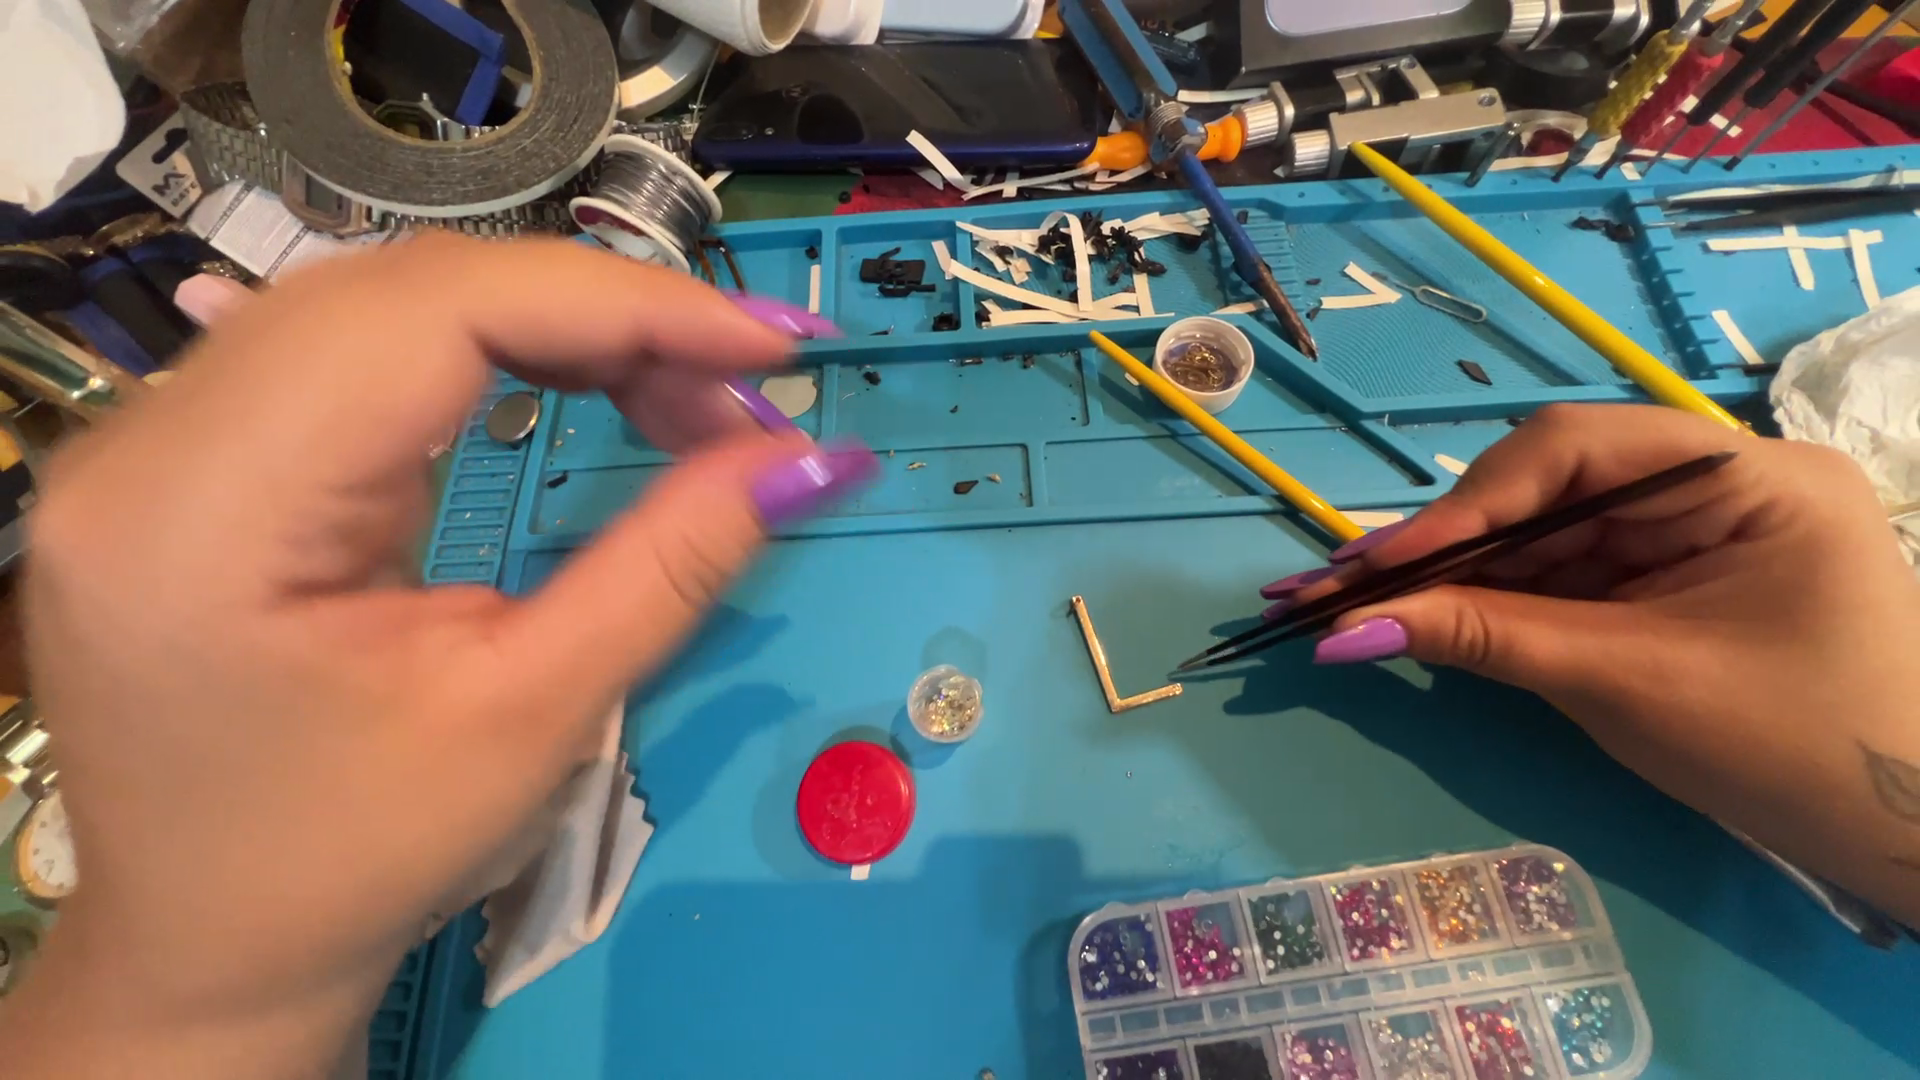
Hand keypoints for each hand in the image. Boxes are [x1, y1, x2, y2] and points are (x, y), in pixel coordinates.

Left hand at [2, 236, 872, 1077]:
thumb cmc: (366, 850)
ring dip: (589, 341)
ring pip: (426, 308)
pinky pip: (409, 354)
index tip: (769, 349)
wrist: (223, 939)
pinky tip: (614, 400)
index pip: (442, 311)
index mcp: (216, 505)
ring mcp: (195, 431)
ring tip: (700, 410)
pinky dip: (539, 362)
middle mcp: (172, 433)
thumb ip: (678, 562)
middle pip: (435, 291)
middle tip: (750, 394)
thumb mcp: (544, 708)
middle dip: (625, 324)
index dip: (630, 306)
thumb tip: (813, 463)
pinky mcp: (245, 450)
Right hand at [1267, 404, 1919, 927]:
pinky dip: (1468, 598)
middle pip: (1529, 493)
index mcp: (1741, 479)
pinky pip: (1533, 574)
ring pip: (1517, 536)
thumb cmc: (1795, 747)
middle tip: (1334, 581)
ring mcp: (1659, 533)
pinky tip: (1403, 610)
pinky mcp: (1632, 577)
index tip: (1380, 562)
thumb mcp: (1622, 681)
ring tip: (1344, 600)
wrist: (1901, 835)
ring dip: (1434, 574)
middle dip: (1431, 545)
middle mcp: (1694, 487)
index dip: (1462, 504)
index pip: (1569, 451)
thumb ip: (1480, 638)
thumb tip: (1343, 633)